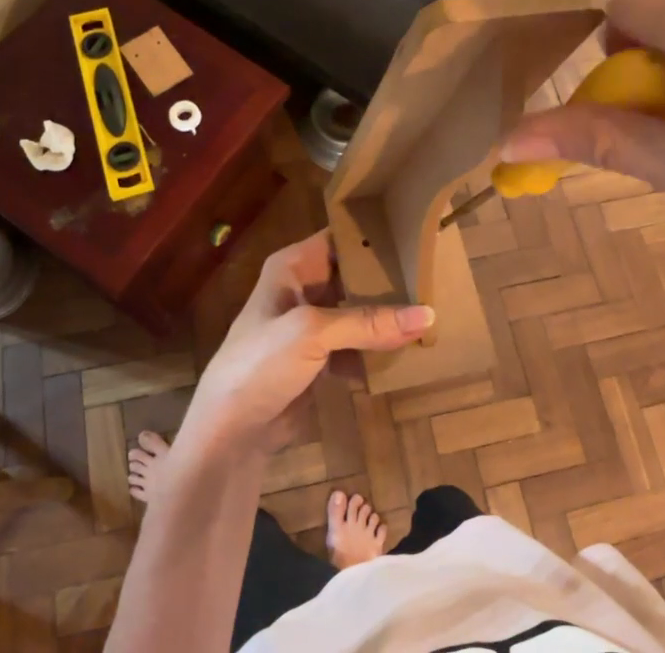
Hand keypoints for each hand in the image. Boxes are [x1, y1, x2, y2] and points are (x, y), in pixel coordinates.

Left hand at [178, 231, 434, 455]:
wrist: (229, 430)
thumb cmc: (260, 363)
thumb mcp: (312, 332)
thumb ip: (368, 322)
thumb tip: (429, 314)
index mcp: (291, 267)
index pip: (339, 238)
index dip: (372, 235)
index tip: (416, 235)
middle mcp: (301, 289)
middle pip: (352, 277)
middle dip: (387, 281)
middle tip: (435, 279)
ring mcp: (309, 327)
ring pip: (356, 314)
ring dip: (385, 320)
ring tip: (432, 316)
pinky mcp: (317, 361)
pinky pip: (355, 348)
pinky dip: (375, 352)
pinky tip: (405, 355)